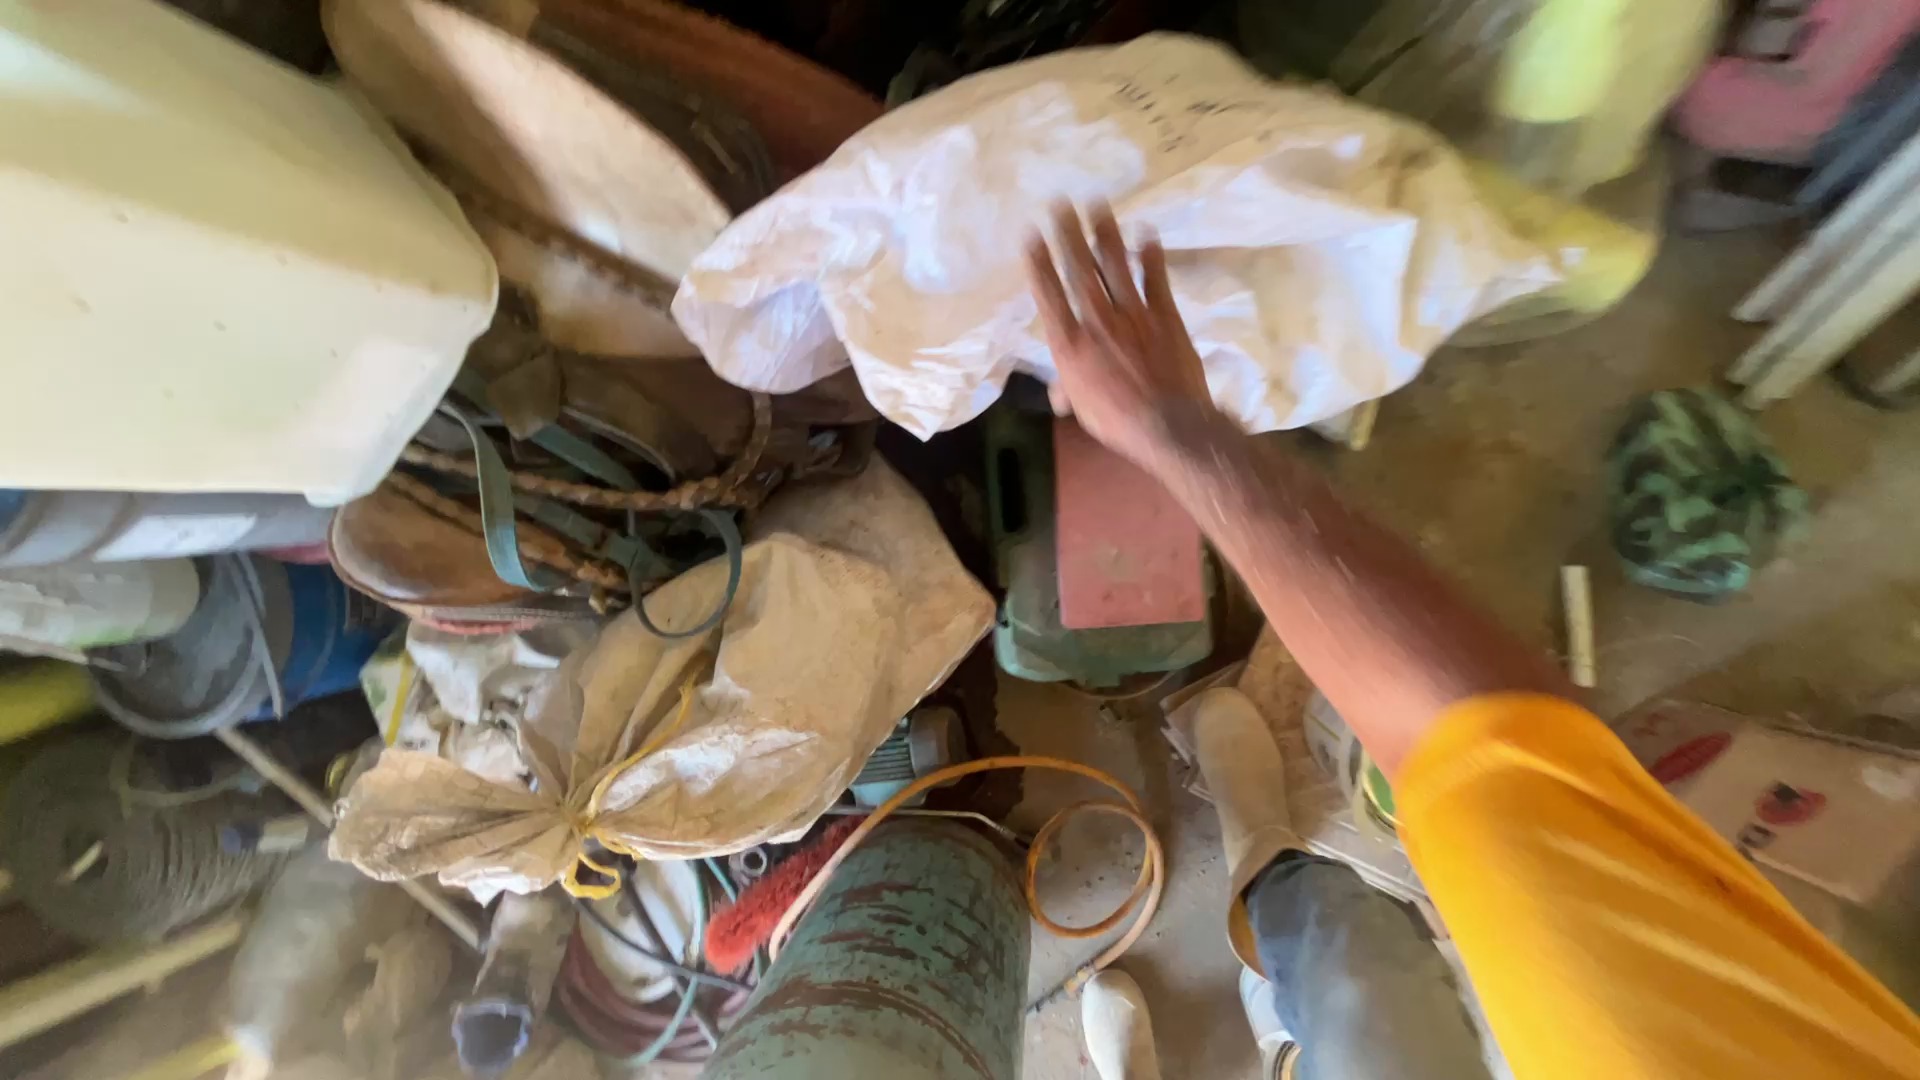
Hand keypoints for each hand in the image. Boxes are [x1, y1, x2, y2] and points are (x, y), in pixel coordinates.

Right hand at [1026, 201, 1219, 471]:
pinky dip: (1151, 256)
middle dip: (1067, 233)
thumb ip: (1069, 391)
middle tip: (1060, 202)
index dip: (1039, 262)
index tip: (1032, 235)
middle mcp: (1097, 320)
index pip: (1050, 294)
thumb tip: (1061, 395)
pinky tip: (1147, 234)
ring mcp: (1133, 314)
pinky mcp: (1164, 315)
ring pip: (1114, 265)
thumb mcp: (1082, 408)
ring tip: (1097, 203)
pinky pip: (1155, 279)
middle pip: (1079, 269)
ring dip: (1104, 233)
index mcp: (1070, 344)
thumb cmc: (1116, 420)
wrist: (1166, 422)